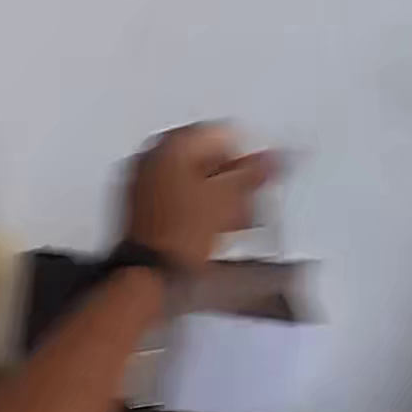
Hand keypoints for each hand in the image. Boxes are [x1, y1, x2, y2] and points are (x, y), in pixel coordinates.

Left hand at [123, 123, 276, 275]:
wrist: (151, 275)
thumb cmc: (179, 237)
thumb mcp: (228, 199)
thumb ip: (254, 173)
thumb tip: (274, 159)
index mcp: (173, 142)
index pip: (223, 136)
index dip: (245, 161)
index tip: (255, 182)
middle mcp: (151, 156)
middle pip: (202, 159)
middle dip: (228, 181)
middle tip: (244, 204)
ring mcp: (139, 184)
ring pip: (187, 181)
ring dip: (212, 197)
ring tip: (227, 221)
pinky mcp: (136, 212)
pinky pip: (171, 201)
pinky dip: (190, 209)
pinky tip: (205, 230)